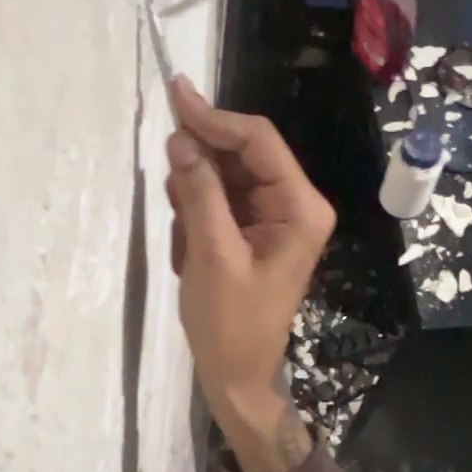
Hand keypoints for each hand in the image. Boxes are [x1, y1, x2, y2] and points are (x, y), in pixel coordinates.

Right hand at [165, 77, 335, 471]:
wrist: (236, 375)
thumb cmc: (231, 323)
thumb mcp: (211, 255)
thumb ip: (198, 193)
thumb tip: (181, 139)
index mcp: (300, 208)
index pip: (259, 142)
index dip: (215, 118)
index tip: (174, 96)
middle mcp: (293, 204)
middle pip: (241, 155)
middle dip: (200, 169)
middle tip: (172, 191)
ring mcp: (272, 218)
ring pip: (224, 177)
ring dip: (194, 201)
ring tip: (187, 246)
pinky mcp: (252, 231)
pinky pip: (218, 202)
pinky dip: (195, 218)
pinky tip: (188, 252)